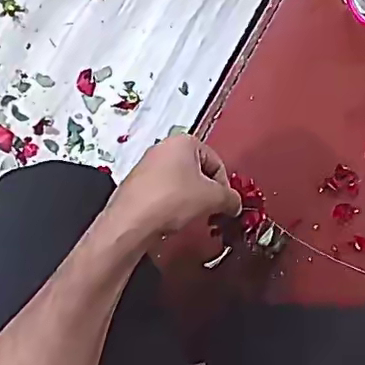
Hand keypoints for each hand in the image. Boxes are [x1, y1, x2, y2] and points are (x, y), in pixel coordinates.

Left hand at [105, 134, 242, 245]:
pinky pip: (163, 192)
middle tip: (210, 211)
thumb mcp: (213, 198)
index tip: (225, 203)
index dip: (224, 185)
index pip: (216, 162)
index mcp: (183, 141)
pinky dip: (172, 205)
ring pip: (181, 183)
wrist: (131, 223)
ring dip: (190, 200)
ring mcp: (147, 165)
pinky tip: (171, 219)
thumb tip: (234, 203)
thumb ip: (231, 198)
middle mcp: (163, 148)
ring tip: (189, 216)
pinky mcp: (136, 184)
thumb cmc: (172, 200)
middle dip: (206, 193)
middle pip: (198, 172)